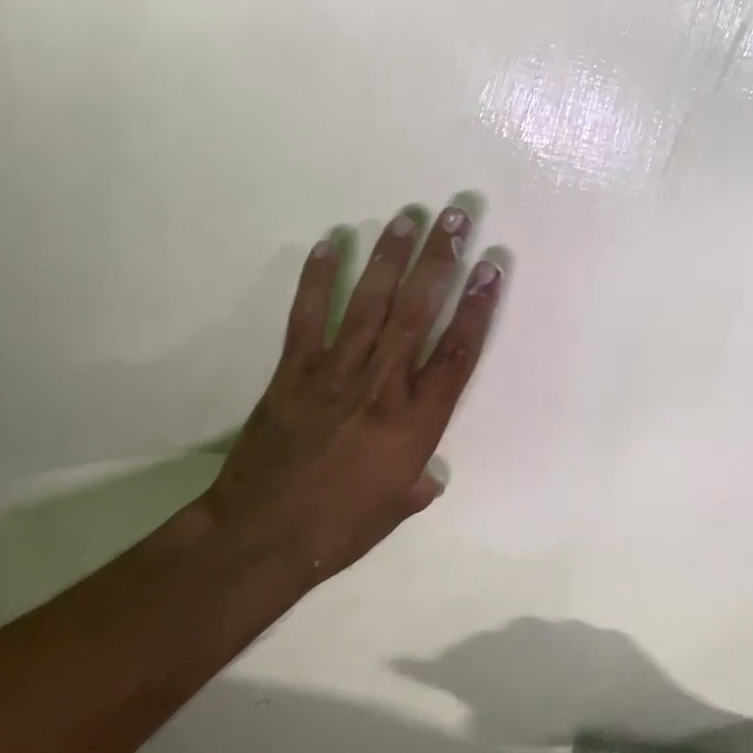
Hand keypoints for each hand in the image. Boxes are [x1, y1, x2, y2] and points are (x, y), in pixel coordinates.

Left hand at [200, 202, 501, 590]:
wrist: (261, 535)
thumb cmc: (339, 528)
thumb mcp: (396, 509)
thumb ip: (418, 482)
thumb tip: (427, 475)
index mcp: (416, 421)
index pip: (457, 351)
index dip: (477, 306)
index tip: (490, 267)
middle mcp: (382, 385)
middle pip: (417, 311)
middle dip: (439, 260)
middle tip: (454, 216)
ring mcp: (336, 372)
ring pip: (369, 303)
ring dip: (390, 257)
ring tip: (408, 217)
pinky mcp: (294, 371)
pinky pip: (307, 315)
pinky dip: (317, 278)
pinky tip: (330, 243)